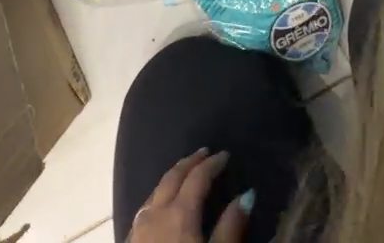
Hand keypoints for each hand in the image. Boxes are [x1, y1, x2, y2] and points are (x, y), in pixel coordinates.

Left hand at [128, 148, 248, 242]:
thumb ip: (231, 227)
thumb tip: (246, 195)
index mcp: (179, 214)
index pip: (198, 178)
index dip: (212, 164)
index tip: (225, 155)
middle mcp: (155, 215)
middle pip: (171, 178)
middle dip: (188, 162)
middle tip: (204, 153)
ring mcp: (137, 231)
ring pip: (154, 192)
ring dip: (171, 178)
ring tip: (184, 175)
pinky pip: (144, 210)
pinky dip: (157, 197)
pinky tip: (160, 207)